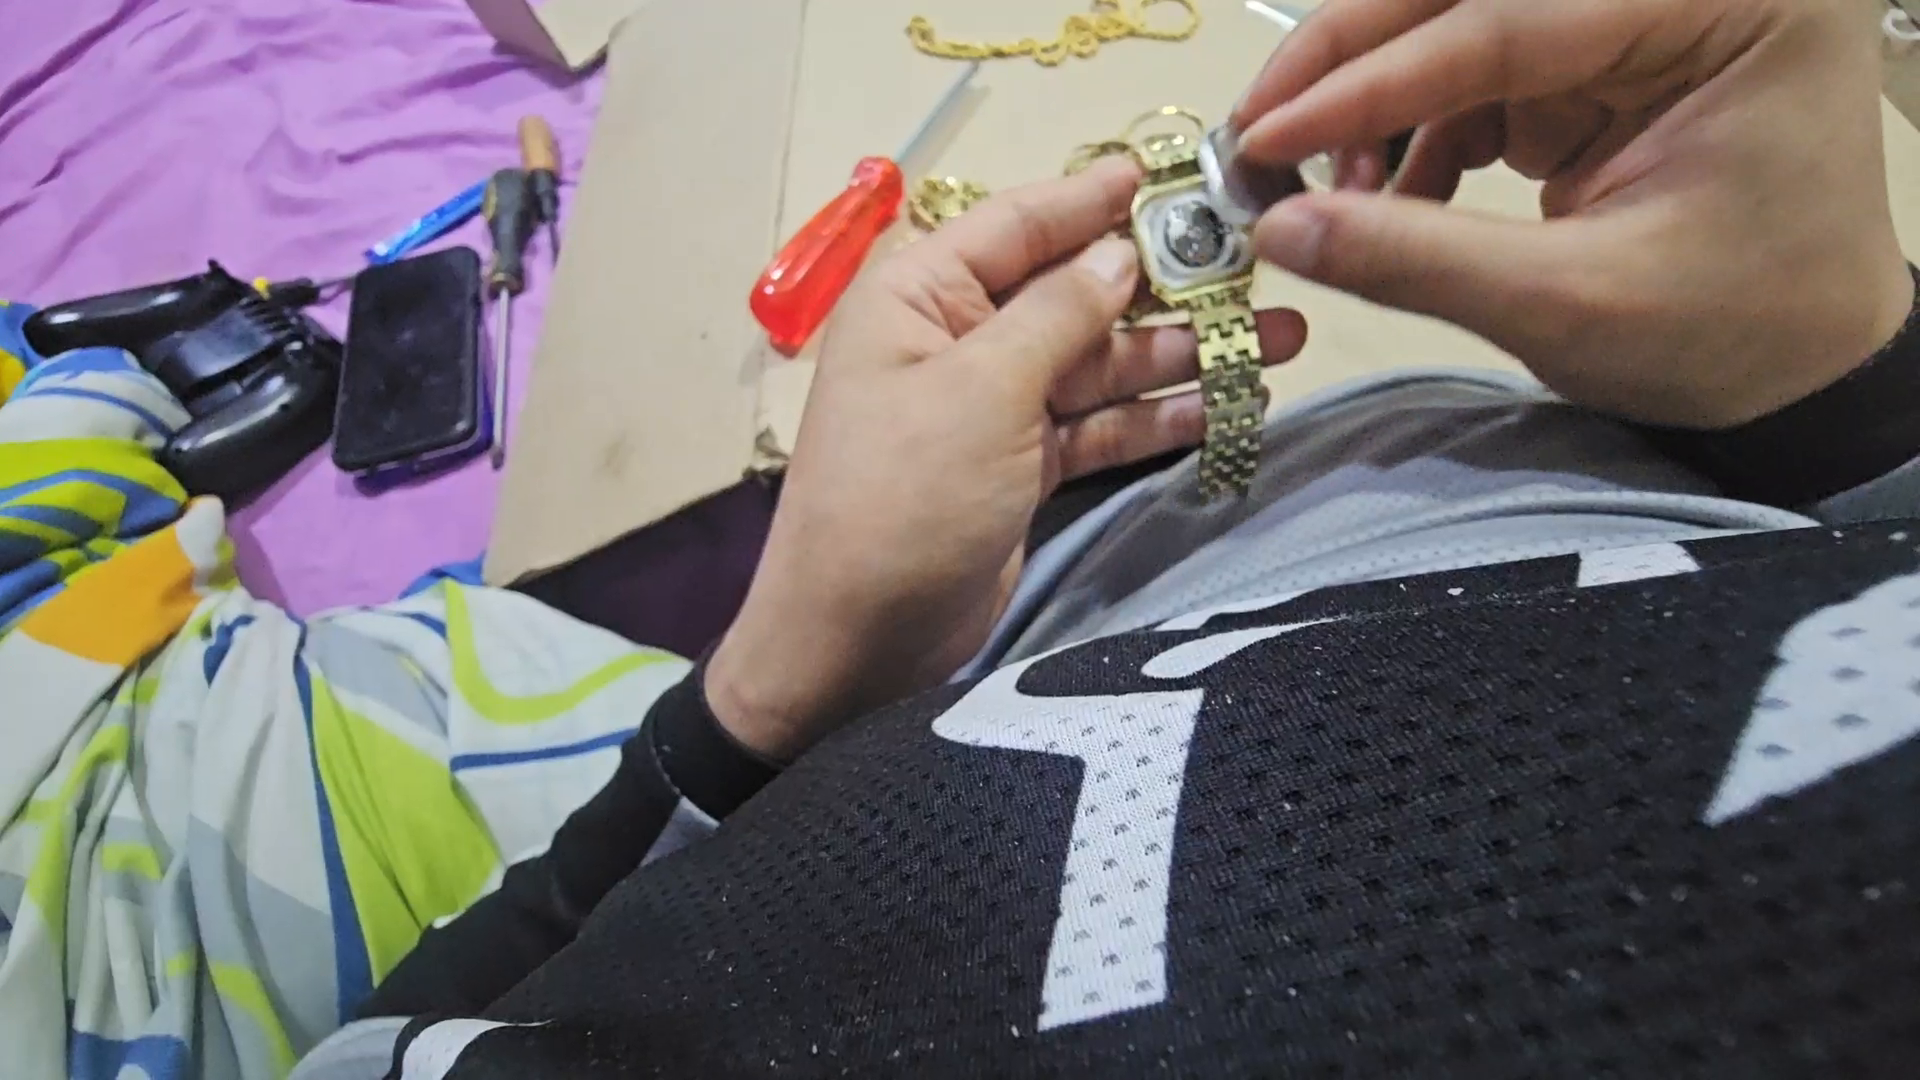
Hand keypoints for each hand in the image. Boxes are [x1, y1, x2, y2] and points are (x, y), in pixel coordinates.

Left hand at [707, 157, 1307, 758]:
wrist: (861, 637)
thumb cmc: (904, 497)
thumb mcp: (979, 392)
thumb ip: (1055, 317)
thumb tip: (1116, 255)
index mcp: (922, 298)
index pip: (1019, 225)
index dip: (1095, 199)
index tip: (1173, 175)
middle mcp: (958, 343)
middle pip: (1071, 297)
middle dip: (1161, 288)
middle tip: (1260, 271)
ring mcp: (993, 411)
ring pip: (1096, 367)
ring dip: (1178, 356)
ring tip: (1277, 339)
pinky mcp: (1021, 469)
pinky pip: (1096, 429)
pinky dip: (1153, 420)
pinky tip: (1226, 405)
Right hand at [1231, 0, 1913, 428]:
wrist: (1778, 368)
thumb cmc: (1710, 334)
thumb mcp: (1556, 302)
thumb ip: (1412, 260)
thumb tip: (1275, 229)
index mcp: (1723, 8)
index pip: (1508, 21)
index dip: (1369, 85)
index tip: (1262, 141)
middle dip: (1350, 58)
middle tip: (1258, 128)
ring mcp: (1625, 34)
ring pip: (1452, 34)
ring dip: (1370, 108)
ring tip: (1335, 194)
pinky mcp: (1581, 82)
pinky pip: (1460, 90)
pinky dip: (1401, 144)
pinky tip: (1384, 202)